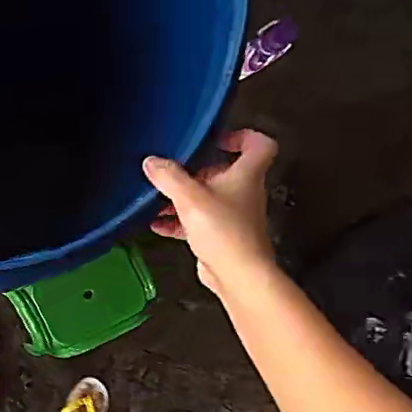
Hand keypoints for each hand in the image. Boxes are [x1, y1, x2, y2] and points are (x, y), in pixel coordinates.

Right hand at [143, 129, 280, 295]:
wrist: (237, 274)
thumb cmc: (225, 232)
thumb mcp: (190, 198)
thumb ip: (169, 177)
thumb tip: (152, 162)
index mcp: (246, 175)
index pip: (259, 145)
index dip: (242, 137)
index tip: (219, 139)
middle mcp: (243, 193)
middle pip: (224, 172)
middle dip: (197, 171)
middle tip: (176, 172)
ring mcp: (232, 216)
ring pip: (207, 198)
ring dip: (183, 197)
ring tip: (159, 199)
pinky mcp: (220, 237)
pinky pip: (197, 222)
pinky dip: (178, 221)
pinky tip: (158, 224)